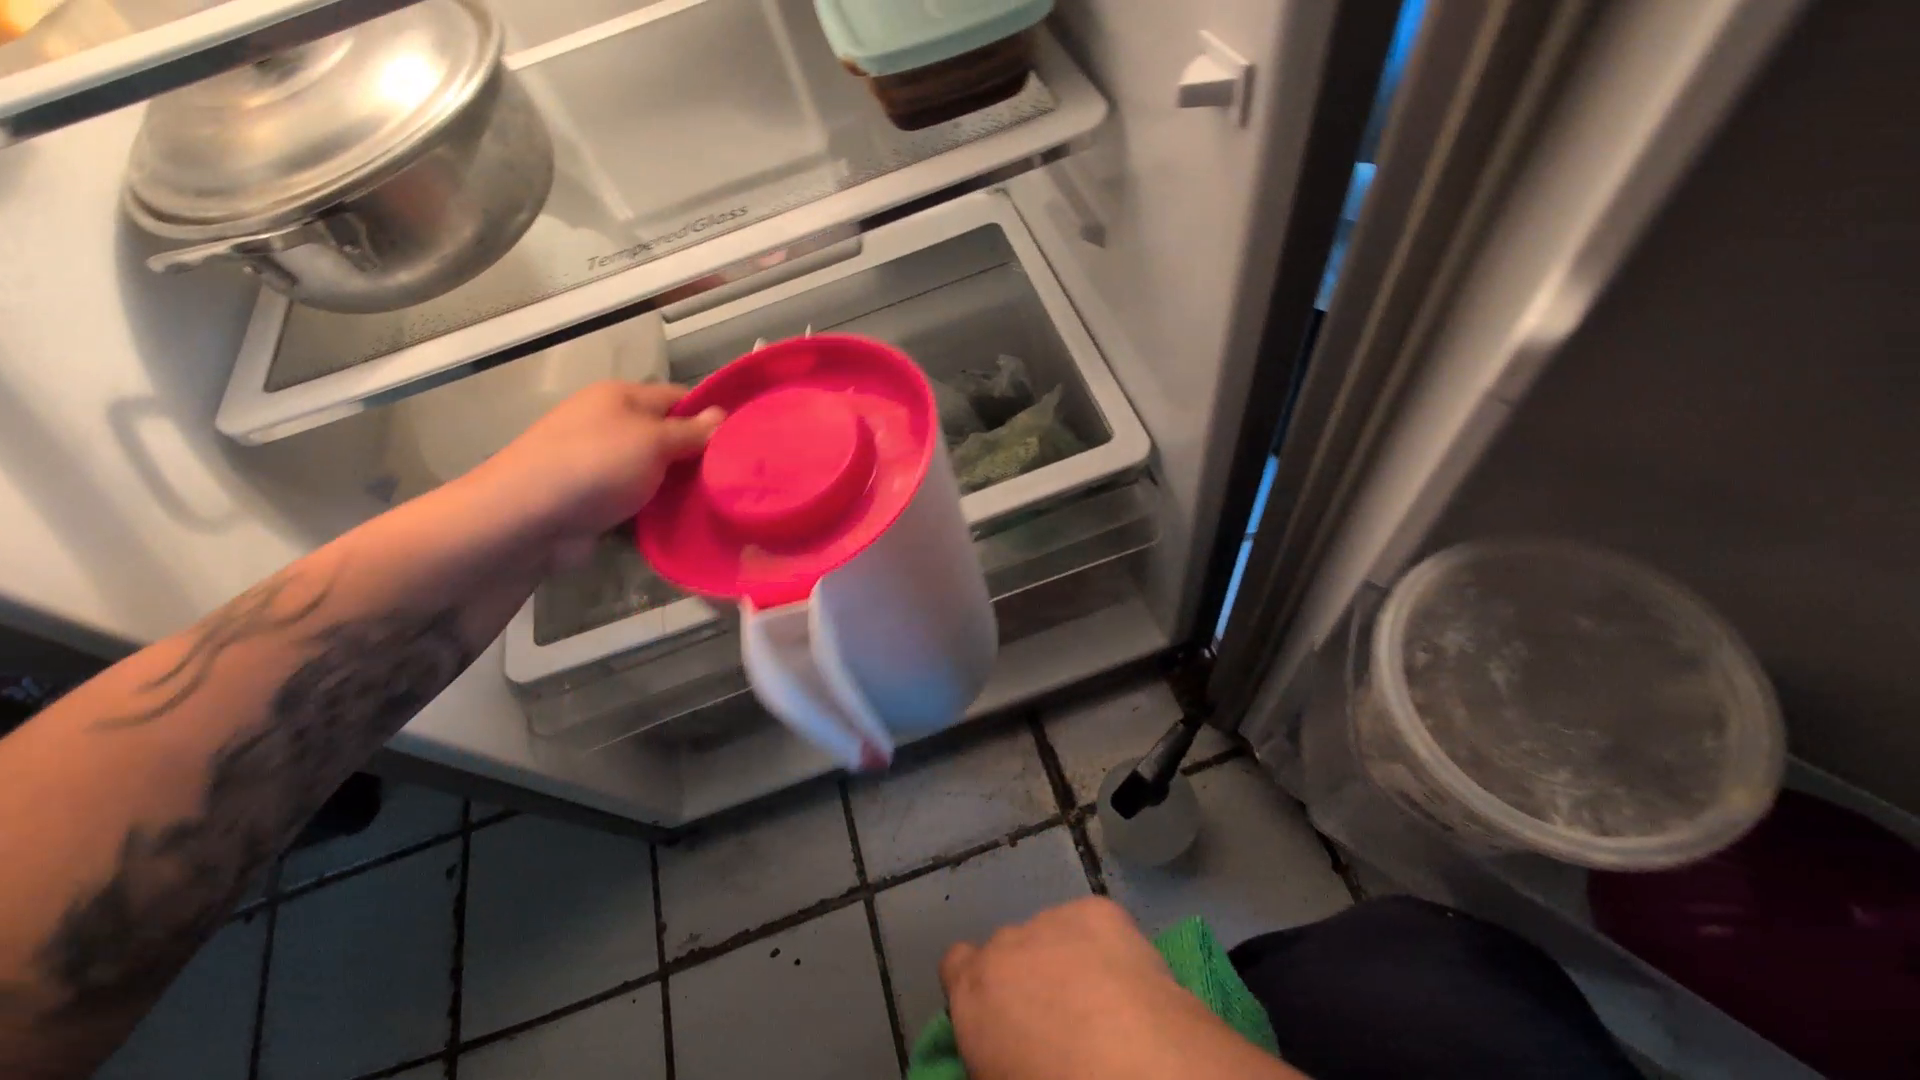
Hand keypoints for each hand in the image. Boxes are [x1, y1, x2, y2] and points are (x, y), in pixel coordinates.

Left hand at [459, 381, 723, 567]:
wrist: (527, 519)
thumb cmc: (595, 466)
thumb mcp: (653, 441)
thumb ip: (692, 431)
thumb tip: (723, 416)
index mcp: (621, 398)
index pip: (679, 398)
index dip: (711, 417)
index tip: (744, 443)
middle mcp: (610, 426)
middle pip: (668, 438)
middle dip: (698, 459)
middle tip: (737, 481)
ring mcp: (600, 466)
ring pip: (655, 476)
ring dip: (680, 492)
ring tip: (720, 507)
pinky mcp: (595, 503)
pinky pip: (638, 505)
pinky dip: (658, 516)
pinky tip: (686, 527)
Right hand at [940, 897, 1302, 1079]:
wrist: (1128, 1065)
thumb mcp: (998, 1077)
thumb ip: (990, 1049)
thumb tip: (1005, 1045)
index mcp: (972, 989)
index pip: (955, 964)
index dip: (979, 985)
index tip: (1000, 1012)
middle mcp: (1006, 944)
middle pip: (1010, 949)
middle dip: (1030, 975)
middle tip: (1061, 1019)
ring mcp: (1054, 920)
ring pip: (1055, 934)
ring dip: (1070, 958)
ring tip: (1103, 1000)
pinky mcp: (1099, 911)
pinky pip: (1095, 924)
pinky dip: (1107, 945)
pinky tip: (1127, 978)